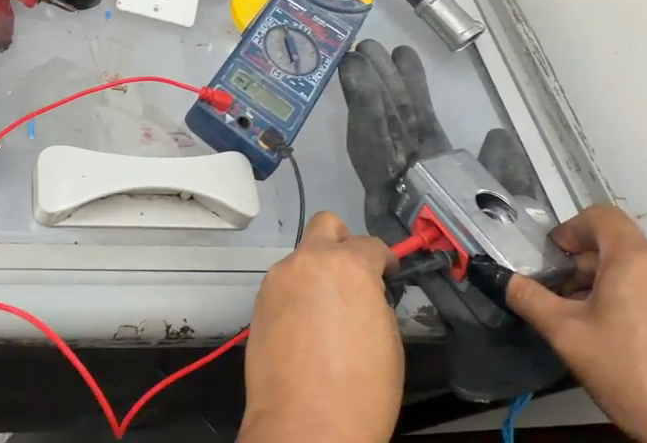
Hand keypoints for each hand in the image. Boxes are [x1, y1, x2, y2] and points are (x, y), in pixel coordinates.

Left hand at [239, 211, 402, 442]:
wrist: (305, 425)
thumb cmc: (362, 390)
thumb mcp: (388, 340)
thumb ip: (374, 301)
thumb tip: (366, 293)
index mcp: (348, 266)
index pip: (370, 243)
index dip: (384, 260)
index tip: (388, 275)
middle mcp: (308, 261)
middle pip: (325, 224)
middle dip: (343, 242)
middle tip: (354, 276)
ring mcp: (278, 278)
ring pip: (302, 258)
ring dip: (316, 274)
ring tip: (327, 315)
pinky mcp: (259, 300)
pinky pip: (284, 285)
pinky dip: (297, 295)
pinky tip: (306, 330)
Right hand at [504, 205, 646, 442]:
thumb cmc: (637, 378)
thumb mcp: (569, 338)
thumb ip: (529, 299)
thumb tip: (499, 277)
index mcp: (637, 262)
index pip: (602, 217)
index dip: (573, 228)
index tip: (556, 256)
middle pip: (624, 251)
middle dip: (589, 268)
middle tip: (568, 302)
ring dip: (620, 292)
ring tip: (603, 332)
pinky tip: (644, 356)